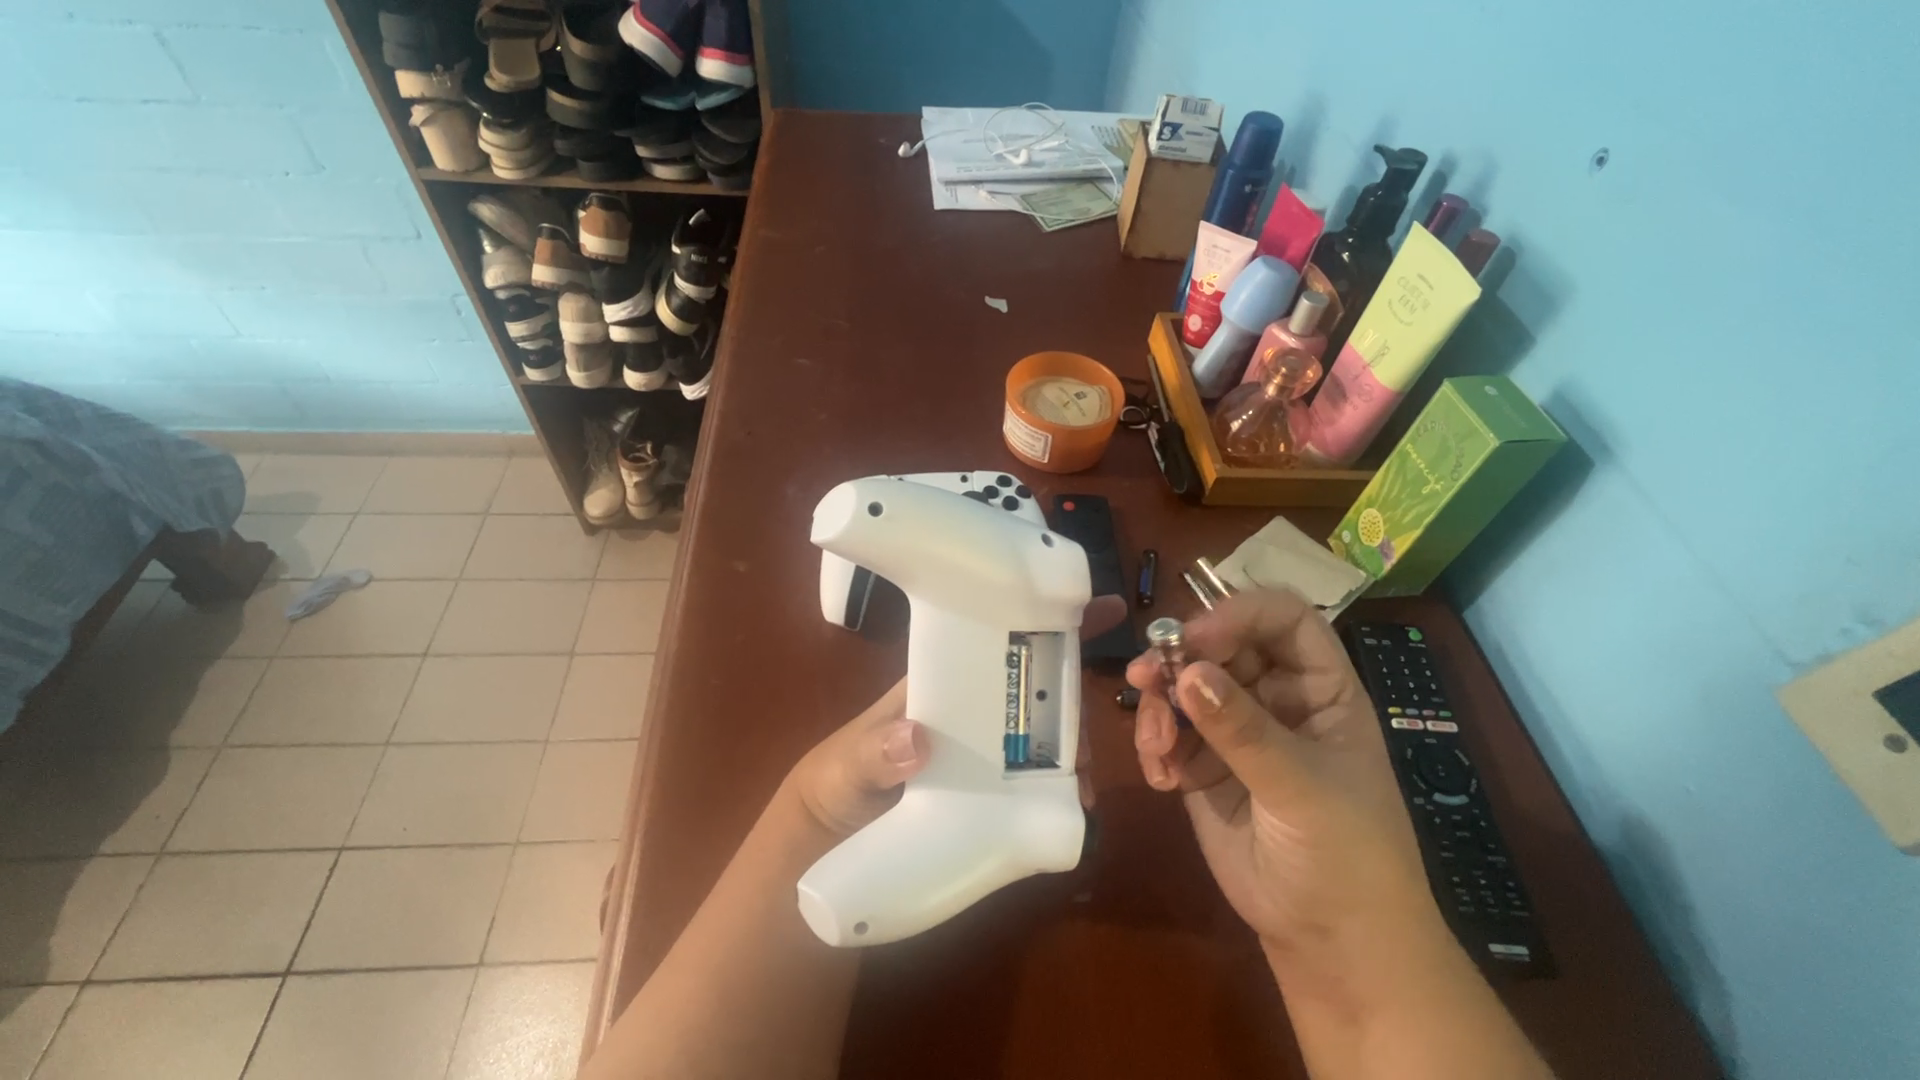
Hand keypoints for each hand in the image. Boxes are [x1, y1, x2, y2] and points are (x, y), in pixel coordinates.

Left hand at [788, 595, 1129, 837]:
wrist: (818, 856)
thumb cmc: (828, 792)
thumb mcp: (842, 769)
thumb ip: (870, 755)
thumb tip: (918, 739)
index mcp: (936, 690)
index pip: (991, 645)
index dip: (1042, 627)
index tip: (1100, 609)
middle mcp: (966, 722)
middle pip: (1031, 696)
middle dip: (1069, 704)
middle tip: (1087, 738)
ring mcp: (979, 765)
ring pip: (1041, 743)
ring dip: (1071, 755)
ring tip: (1085, 786)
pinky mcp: (986, 808)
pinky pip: (1032, 794)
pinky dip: (1060, 798)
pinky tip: (1076, 813)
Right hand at [1125, 590, 1442, 962]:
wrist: (1332, 939)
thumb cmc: (1346, 854)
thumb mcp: (1300, 786)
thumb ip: (1242, 729)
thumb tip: (1187, 673)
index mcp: (1321, 689)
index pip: (1283, 621)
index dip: (1240, 615)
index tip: (1196, 637)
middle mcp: (1276, 699)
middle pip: (1221, 647)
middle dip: (1181, 657)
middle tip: (1145, 676)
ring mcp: (1236, 733)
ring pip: (1186, 686)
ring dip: (1160, 705)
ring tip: (1157, 745)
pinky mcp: (1203, 767)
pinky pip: (1169, 733)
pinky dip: (1155, 745)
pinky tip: (1160, 779)